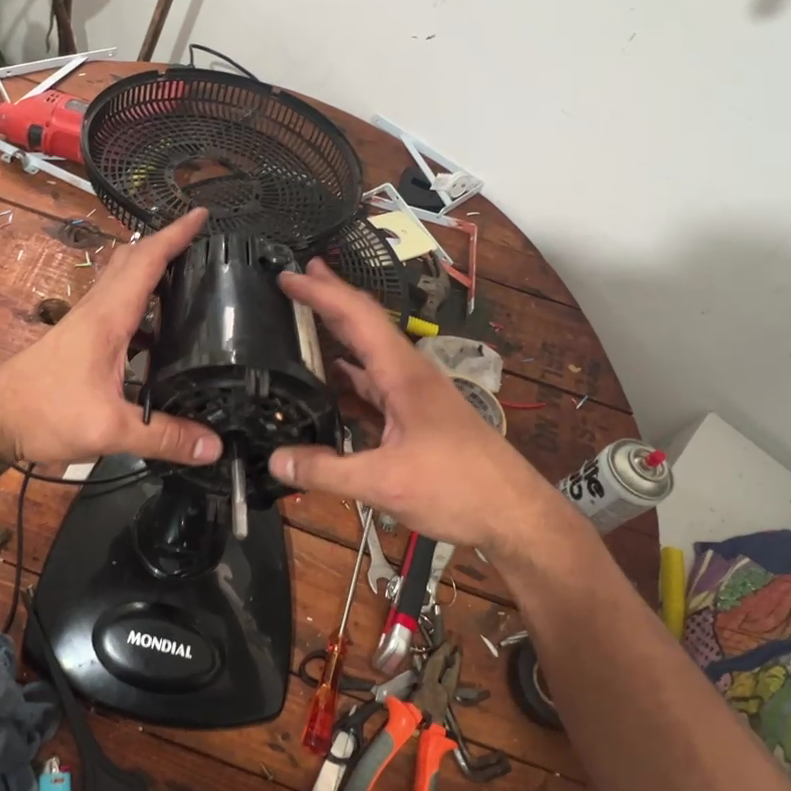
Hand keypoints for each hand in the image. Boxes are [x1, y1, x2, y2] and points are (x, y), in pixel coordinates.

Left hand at [0, 209, 222, 467]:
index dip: (175, 235)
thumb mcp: (110, 430)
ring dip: (150, 272)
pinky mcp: (76, 342)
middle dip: (165, 244)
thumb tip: (215, 446)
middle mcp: (95, 311)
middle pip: (132, 262)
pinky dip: (138, 304)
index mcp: (107, 318)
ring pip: (120, 282)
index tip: (201, 214)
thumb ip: (164, 437)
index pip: (146, 262)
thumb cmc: (44, 413)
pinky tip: (155, 335)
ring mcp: (83, 325)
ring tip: (186, 280)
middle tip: (199, 243)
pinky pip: (113, 307)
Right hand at [266, 259, 563, 554]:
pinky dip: (347, 381)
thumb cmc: (459, 488)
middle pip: (363, 326)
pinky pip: (374, 388)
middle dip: (329, 300)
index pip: (357, 317)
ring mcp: (414, 397)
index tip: (288, 276)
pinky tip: (329, 388)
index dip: (321, 293)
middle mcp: (408, 376)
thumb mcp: (385, 482)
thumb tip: (276, 460)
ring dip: (337, 341)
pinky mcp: (417, 419)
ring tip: (303, 329)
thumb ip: (326, 471)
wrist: (514, 514)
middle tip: (294, 280)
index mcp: (403, 375)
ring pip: (368, 358)